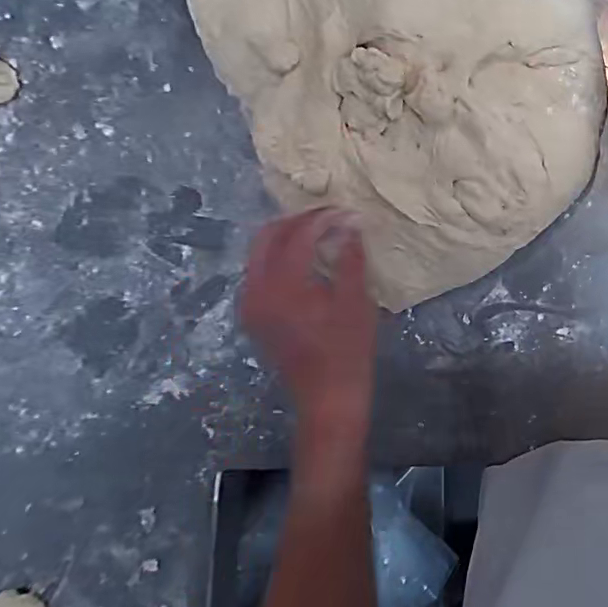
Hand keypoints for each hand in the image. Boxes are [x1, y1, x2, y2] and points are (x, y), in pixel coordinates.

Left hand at [241, 210, 378, 442]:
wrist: (327, 395)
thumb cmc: (348, 349)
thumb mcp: (357, 300)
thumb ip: (351, 259)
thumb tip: (351, 224)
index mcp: (282, 287)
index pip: (297, 235)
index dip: (323, 218)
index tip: (349, 212)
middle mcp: (256, 291)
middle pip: (267, 237)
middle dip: (299, 220)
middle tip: (332, 216)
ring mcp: (250, 304)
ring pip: (260, 252)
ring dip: (288, 236)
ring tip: (323, 232)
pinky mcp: (253, 314)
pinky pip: (260, 271)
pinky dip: (281, 256)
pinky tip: (308, 258)